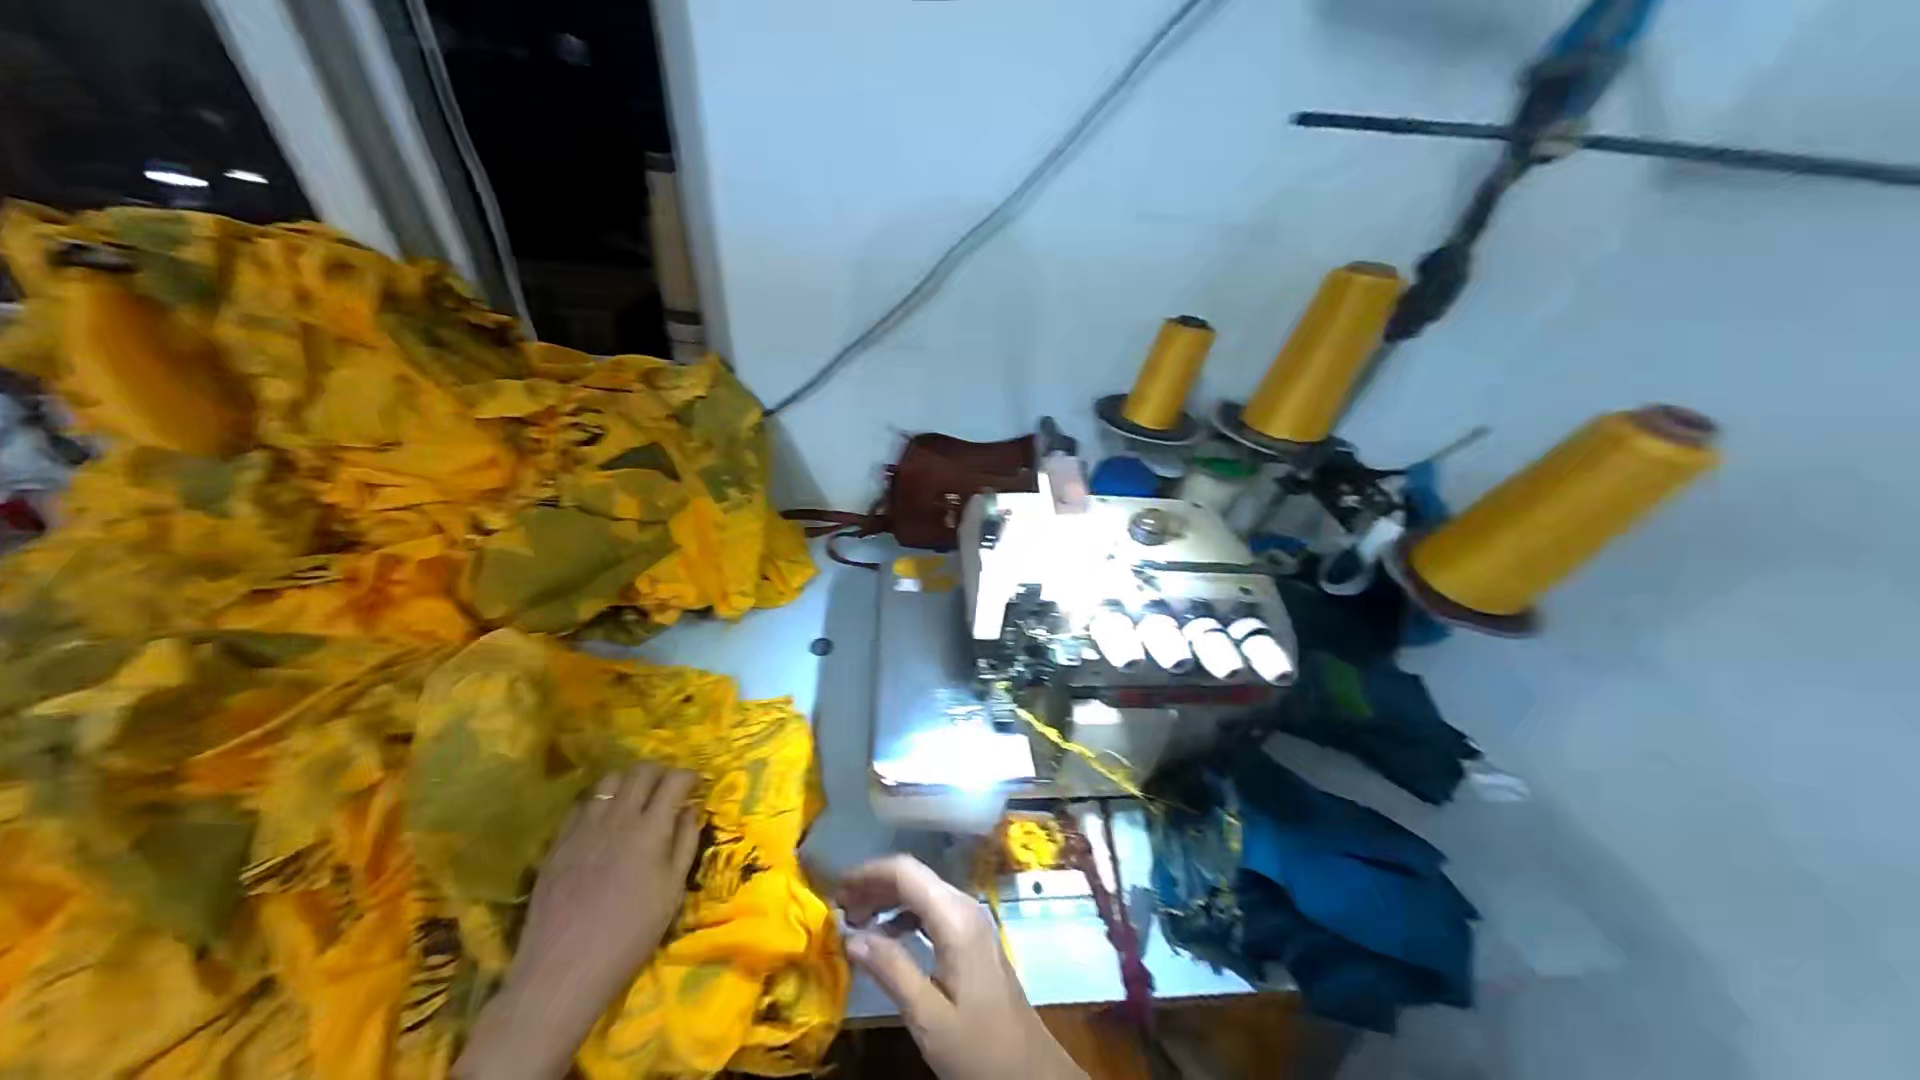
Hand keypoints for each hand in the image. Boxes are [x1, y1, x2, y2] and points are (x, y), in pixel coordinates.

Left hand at [453, 764, 701, 1079]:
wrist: (563, 969)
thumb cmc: (630, 934)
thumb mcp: (672, 891)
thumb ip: (684, 843)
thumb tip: (690, 810)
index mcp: (650, 828)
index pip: (674, 780)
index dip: (689, 776)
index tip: (697, 783)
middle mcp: (617, 816)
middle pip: (641, 771)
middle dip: (661, 771)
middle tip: (670, 787)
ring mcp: (583, 826)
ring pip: (609, 780)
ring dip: (629, 781)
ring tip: (637, 799)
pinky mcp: (558, 842)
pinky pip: (582, 804)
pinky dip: (601, 801)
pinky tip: (604, 821)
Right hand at [839, 855, 1086, 1079]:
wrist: (1031, 1072)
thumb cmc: (980, 1047)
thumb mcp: (929, 1017)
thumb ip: (891, 970)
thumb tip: (850, 936)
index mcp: (955, 919)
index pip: (906, 871)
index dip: (868, 873)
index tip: (835, 890)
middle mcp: (965, 908)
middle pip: (914, 877)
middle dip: (873, 885)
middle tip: (839, 910)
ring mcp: (972, 921)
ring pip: (922, 892)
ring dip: (887, 899)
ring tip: (855, 923)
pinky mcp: (973, 938)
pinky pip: (932, 911)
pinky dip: (904, 915)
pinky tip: (886, 938)